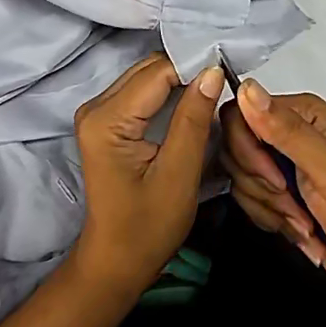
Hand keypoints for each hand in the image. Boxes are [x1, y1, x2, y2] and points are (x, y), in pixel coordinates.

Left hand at [69, 54, 222, 294]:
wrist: (116, 259)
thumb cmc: (148, 227)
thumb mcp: (179, 175)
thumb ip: (193, 119)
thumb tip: (212, 72)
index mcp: (107, 120)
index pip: (156, 73)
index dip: (194, 67)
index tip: (231, 72)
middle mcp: (95, 107)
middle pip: (148, 70)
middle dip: (187, 71)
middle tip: (227, 81)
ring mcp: (96, 112)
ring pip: (145, 77)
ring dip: (179, 79)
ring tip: (215, 88)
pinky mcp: (105, 120)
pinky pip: (140, 92)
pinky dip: (167, 92)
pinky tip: (192, 100)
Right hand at [219, 80, 325, 287]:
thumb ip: (289, 131)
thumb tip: (249, 90)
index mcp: (300, 113)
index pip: (240, 113)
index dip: (248, 149)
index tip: (276, 178)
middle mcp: (285, 131)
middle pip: (234, 148)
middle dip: (262, 185)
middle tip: (295, 200)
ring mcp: (278, 162)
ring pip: (238, 178)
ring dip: (271, 207)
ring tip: (307, 219)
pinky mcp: (274, 191)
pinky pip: (245, 200)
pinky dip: (271, 219)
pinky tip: (301, 226)